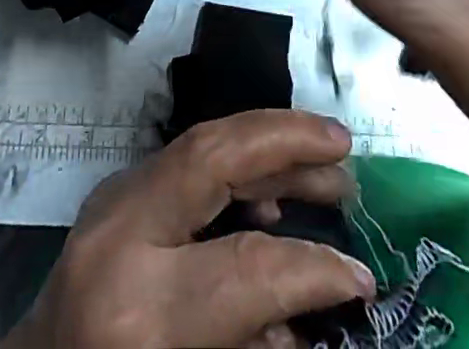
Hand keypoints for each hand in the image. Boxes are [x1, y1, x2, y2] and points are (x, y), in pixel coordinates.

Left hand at [0, 109, 375, 348]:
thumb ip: (263, 332)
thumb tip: (332, 285)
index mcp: (143, 309)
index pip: (247, 266)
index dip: (315, 268)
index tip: (360, 276)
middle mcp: (120, 238)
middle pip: (207, 159)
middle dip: (280, 139)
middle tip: (343, 144)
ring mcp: (107, 204)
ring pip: (192, 146)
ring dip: (262, 145)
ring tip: (326, 159)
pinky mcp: (111, 194)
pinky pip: (179, 163)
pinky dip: (231, 164)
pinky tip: (268, 189)